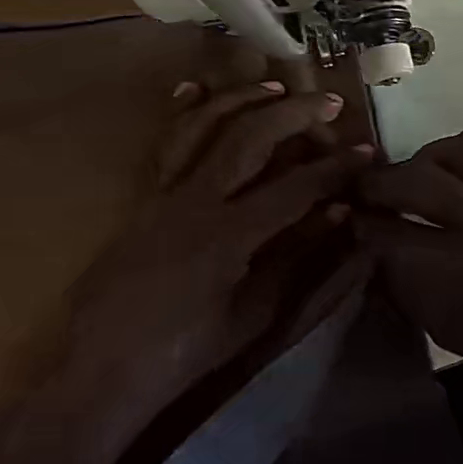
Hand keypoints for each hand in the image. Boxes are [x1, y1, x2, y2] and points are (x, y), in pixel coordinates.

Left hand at [60, 82, 374, 403]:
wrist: (96, 377)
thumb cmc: (184, 353)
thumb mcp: (254, 313)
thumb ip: (297, 257)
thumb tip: (338, 212)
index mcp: (227, 237)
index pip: (296, 187)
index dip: (336, 167)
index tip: (366, 151)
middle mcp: (193, 204)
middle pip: (249, 138)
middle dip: (295, 114)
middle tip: (329, 103)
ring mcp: (161, 198)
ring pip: (203, 129)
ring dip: (242, 100)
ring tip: (275, 86)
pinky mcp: (142, 201)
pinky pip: (167, 147)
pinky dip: (186, 114)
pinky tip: (196, 89)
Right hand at [356, 132, 462, 389]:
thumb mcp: (443, 327)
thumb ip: (401, 280)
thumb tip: (367, 241)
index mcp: (460, 271)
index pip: (389, 233)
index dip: (360, 224)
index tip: (347, 218)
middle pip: (416, 178)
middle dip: (379, 182)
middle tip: (366, 189)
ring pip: (458, 148)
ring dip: (425, 158)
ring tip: (415, 174)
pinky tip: (459, 170)